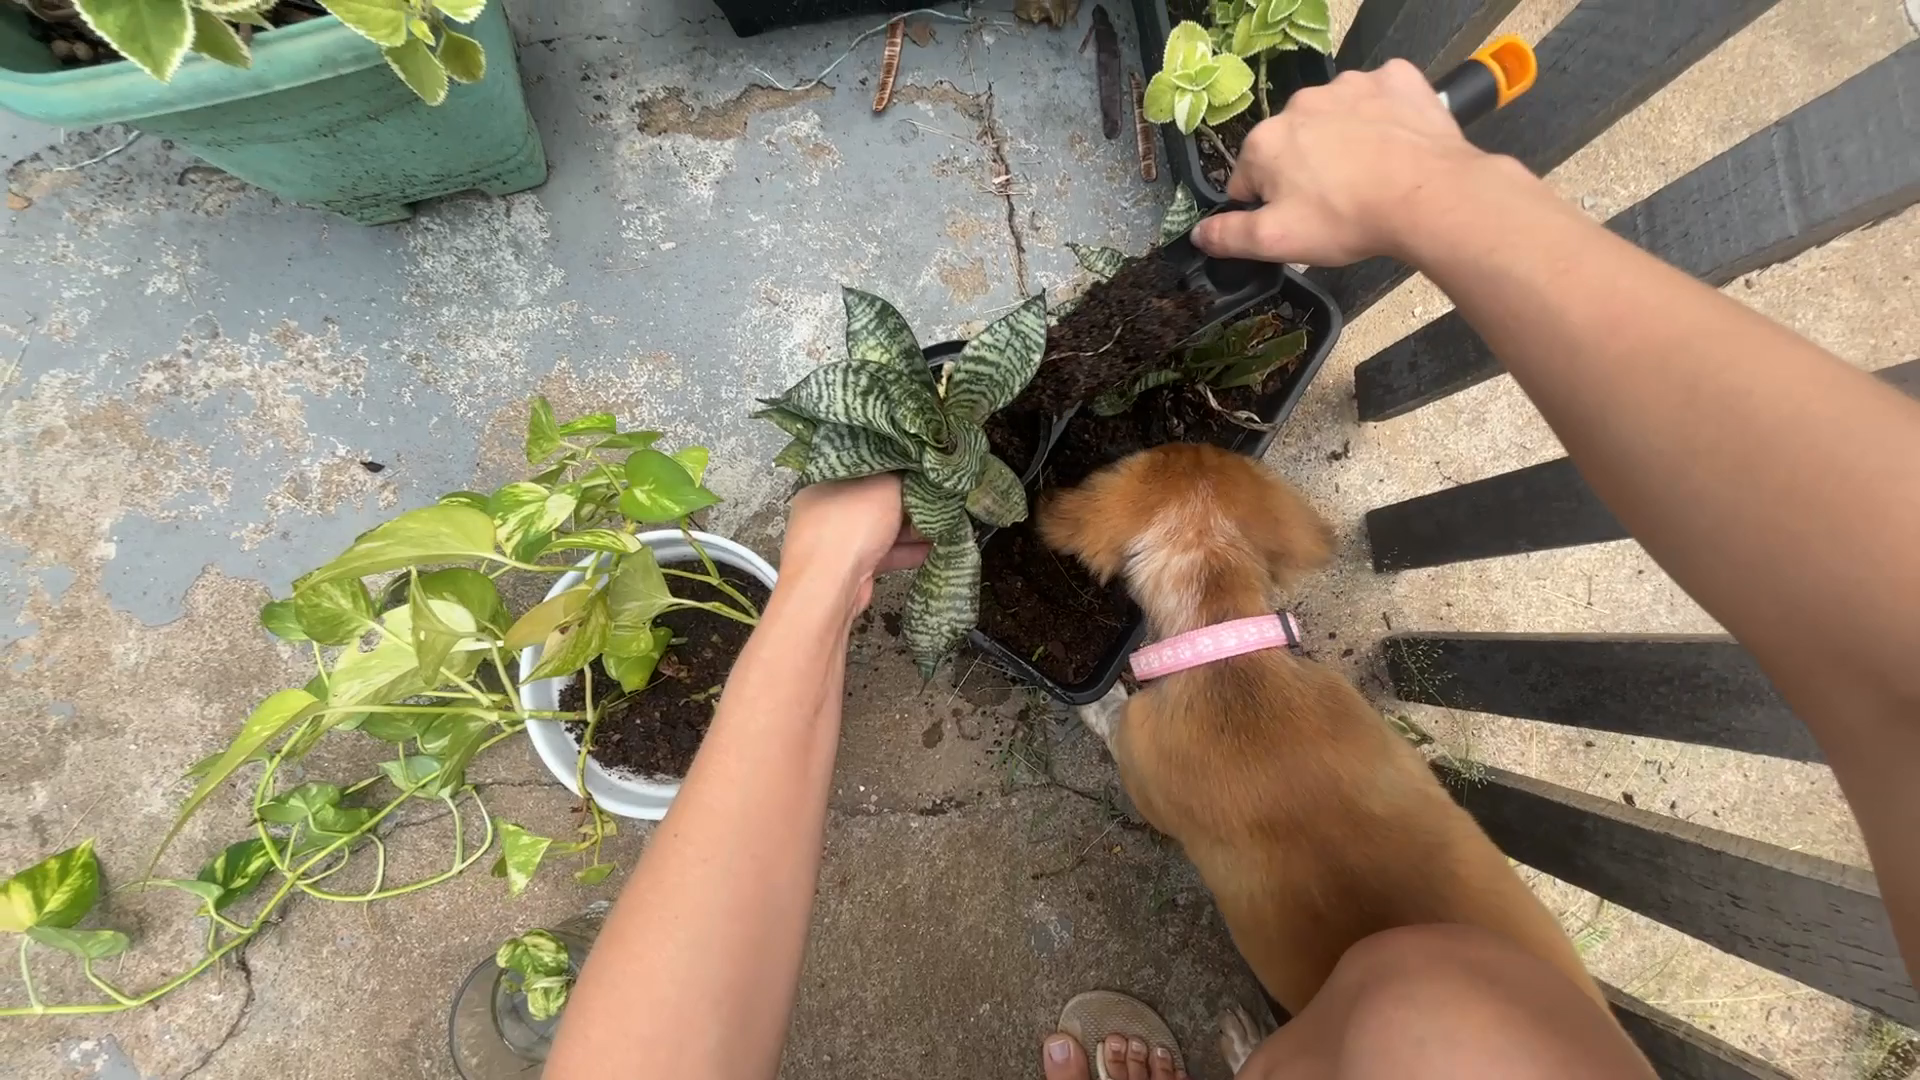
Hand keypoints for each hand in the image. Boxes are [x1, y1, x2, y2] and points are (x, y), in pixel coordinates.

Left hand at [781, 473, 929, 612]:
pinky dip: (909, 551)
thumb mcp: (885, 485)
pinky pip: (886, 553)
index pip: (868, 469)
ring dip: (914, 530)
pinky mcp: (853, 567)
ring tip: (946, 525)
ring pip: (883, 529)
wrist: (830, 584)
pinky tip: (936, 548)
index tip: (924, 472)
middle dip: (910, 503)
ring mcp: (840, 540)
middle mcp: (831, 509)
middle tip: (939, 499)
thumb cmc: (852, 524)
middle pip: (878, 500)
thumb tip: (917, 476)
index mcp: (829, 481)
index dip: (897, 470)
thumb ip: (904, 477)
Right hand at [1193, 60, 1510, 265]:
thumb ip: (1228, 237)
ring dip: (1336, 145)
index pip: (1246, 181)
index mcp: (1264, 142)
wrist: (1428, 195)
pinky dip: (1376, 120)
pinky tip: (1388, 148)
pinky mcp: (1396, 79)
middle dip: (1298, 173)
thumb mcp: (1274, 243)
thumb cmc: (1343, 219)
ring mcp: (1351, 85)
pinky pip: (1374, 99)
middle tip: (1328, 205)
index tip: (1294, 221)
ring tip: (1362, 179)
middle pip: (1286, 147)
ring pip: (1329, 122)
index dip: (1266, 207)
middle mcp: (1301, 103)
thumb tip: (1197, 233)